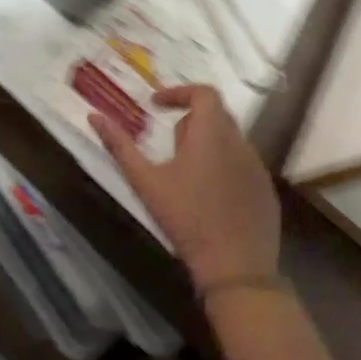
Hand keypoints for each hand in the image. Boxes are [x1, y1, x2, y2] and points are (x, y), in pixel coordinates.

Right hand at [89, 84, 279, 286]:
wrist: (236, 268)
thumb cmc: (186, 218)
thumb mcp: (144, 181)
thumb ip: (119, 145)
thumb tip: (93, 116)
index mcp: (211, 137)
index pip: (205, 93)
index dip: (180, 92)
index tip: (157, 105)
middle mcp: (240, 146)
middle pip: (217, 115)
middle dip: (189, 120)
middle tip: (169, 145)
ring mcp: (258, 170)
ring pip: (231, 140)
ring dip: (207, 142)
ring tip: (186, 171)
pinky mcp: (267, 192)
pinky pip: (244, 164)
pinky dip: (224, 165)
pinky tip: (208, 194)